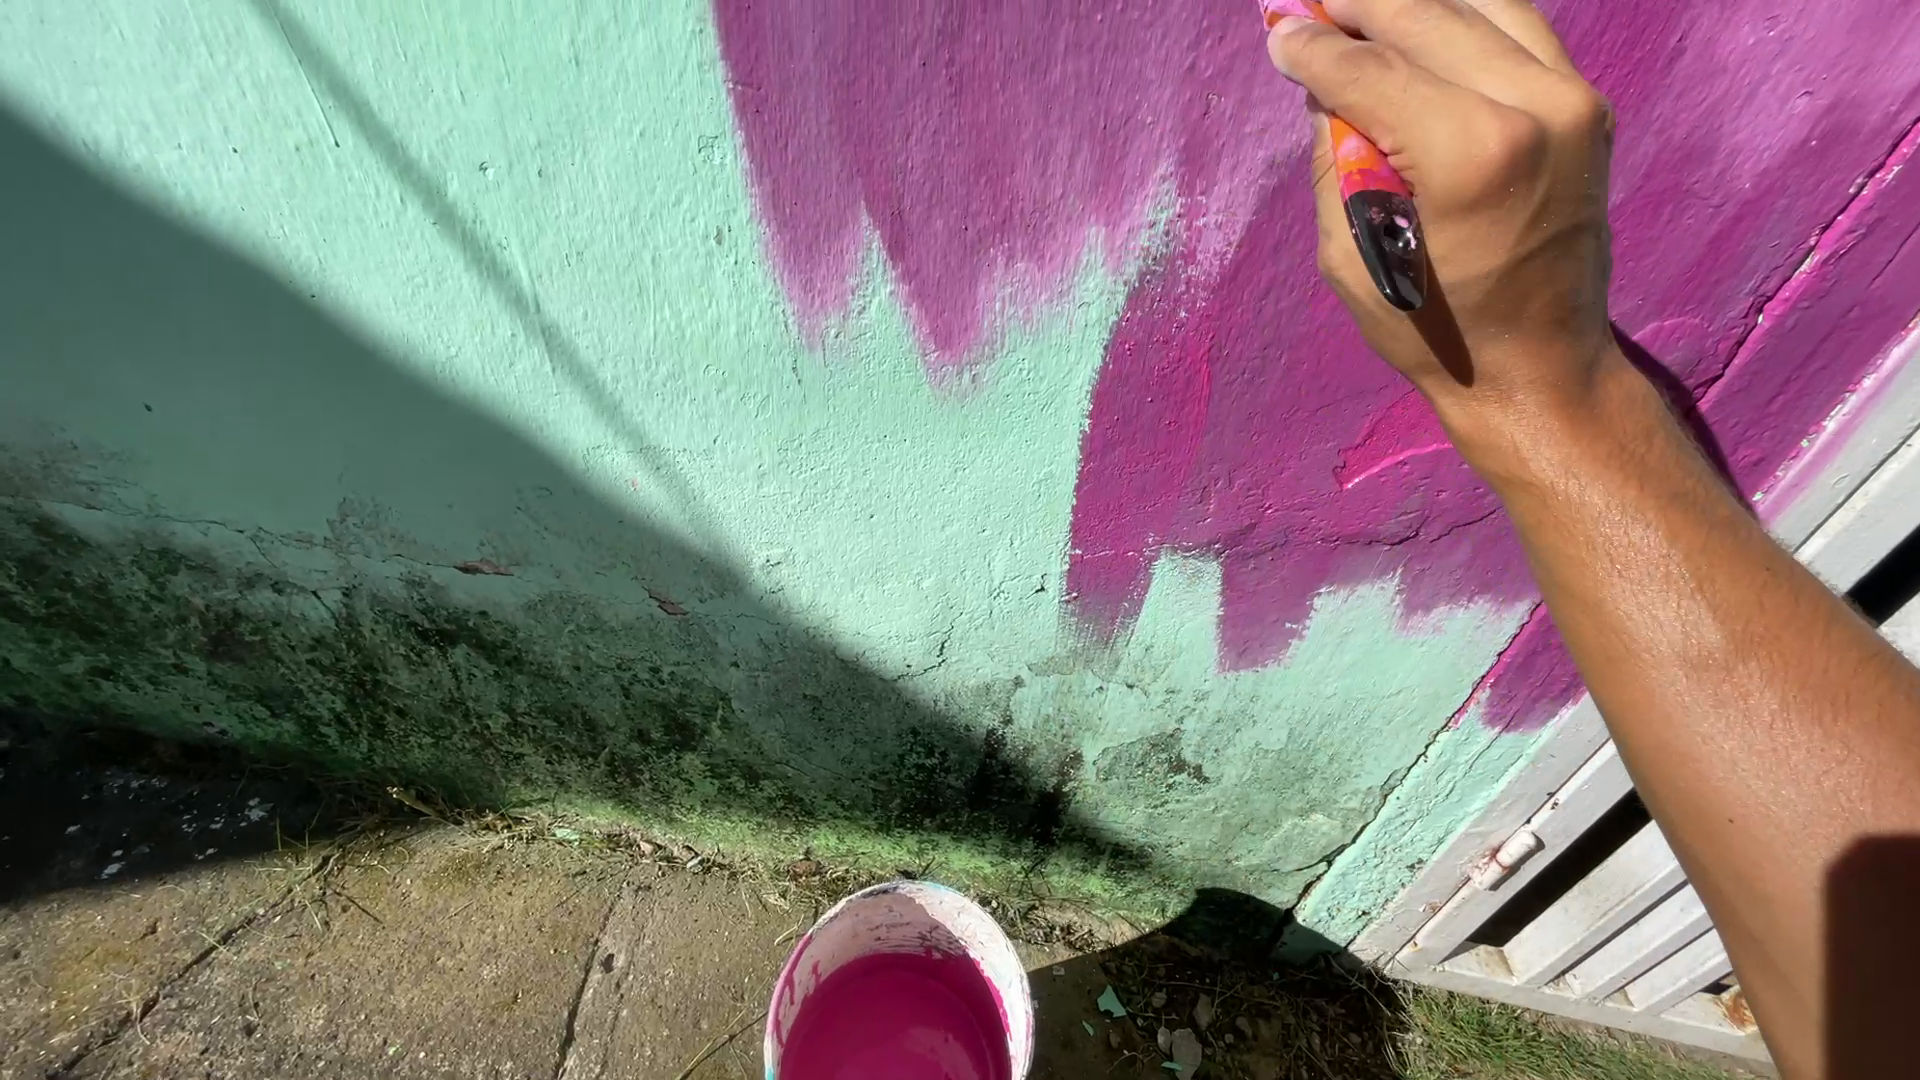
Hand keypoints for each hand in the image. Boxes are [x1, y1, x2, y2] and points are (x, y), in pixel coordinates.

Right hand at [1267, 0, 1618, 431]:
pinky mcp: (1587, 102)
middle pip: (1428, 16)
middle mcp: (1535, 103)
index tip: (1276, 26)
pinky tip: (1416, 21)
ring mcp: (1575, 95)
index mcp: (1470, 154)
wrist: (1535, 364)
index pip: (1373, 72)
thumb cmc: (1429, 331)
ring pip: (1480, 4)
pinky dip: (1459, 14)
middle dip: (1355, 3)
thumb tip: (1327, 94)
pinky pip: (1515, 28)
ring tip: (1350, 3)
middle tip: (1301, 0)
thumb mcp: (1352, 260)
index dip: (1315, 48)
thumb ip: (1337, 165)